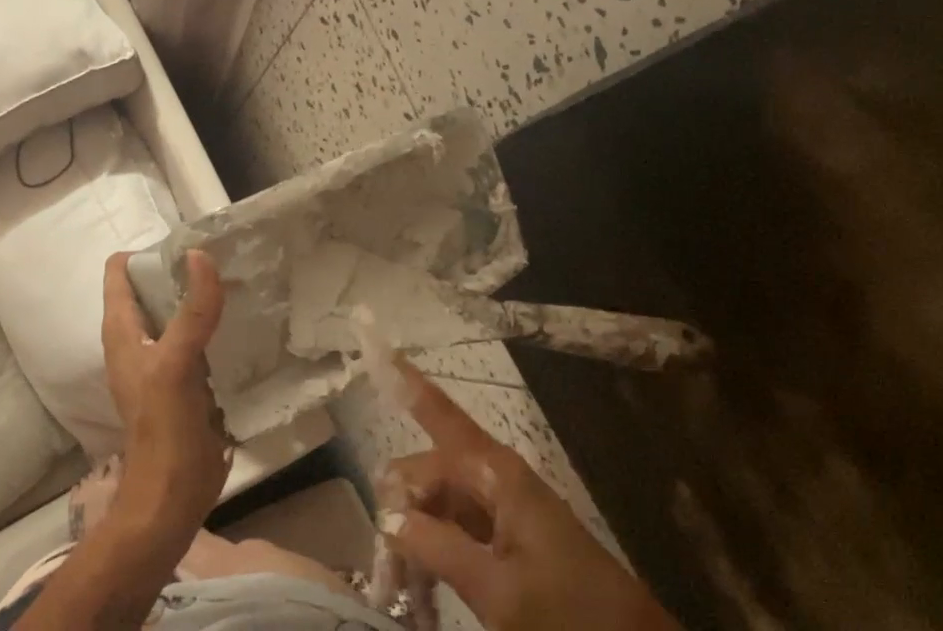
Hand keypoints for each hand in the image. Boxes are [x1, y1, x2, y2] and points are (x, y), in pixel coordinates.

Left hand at [99, 250, 231, 556]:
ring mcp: (161, 362)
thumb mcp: (176, 363)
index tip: (189, 246)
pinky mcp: (184, 383)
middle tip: (225, 260)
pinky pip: (198, 341)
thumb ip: (192, 311)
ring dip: (202, 300)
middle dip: (183, 272)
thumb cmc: (163, 428)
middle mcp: (137, 340)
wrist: (172, 496)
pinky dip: (215, 329)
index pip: (120, 271)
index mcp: (121, 330)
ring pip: (178, 314)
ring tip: (240, 284)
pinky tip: (244, 324)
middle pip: (153, 288)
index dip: (148, 252)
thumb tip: (200, 254)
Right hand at [379, 359, 678, 630]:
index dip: (403, 380)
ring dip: (412, 540)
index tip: (372, 340)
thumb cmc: (570, 613)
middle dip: (397, 510)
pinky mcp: (504, 537)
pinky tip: (417, 591)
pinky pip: (452, 530)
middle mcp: (494, 478)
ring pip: (434, 505)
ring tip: (397, 589)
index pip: (438, 413)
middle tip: (386, 571)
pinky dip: (431, 555)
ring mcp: (499, 507)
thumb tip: (388, 516)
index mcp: (496, 473)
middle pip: (424, 472)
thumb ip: (438, 547)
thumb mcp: (499, 589)